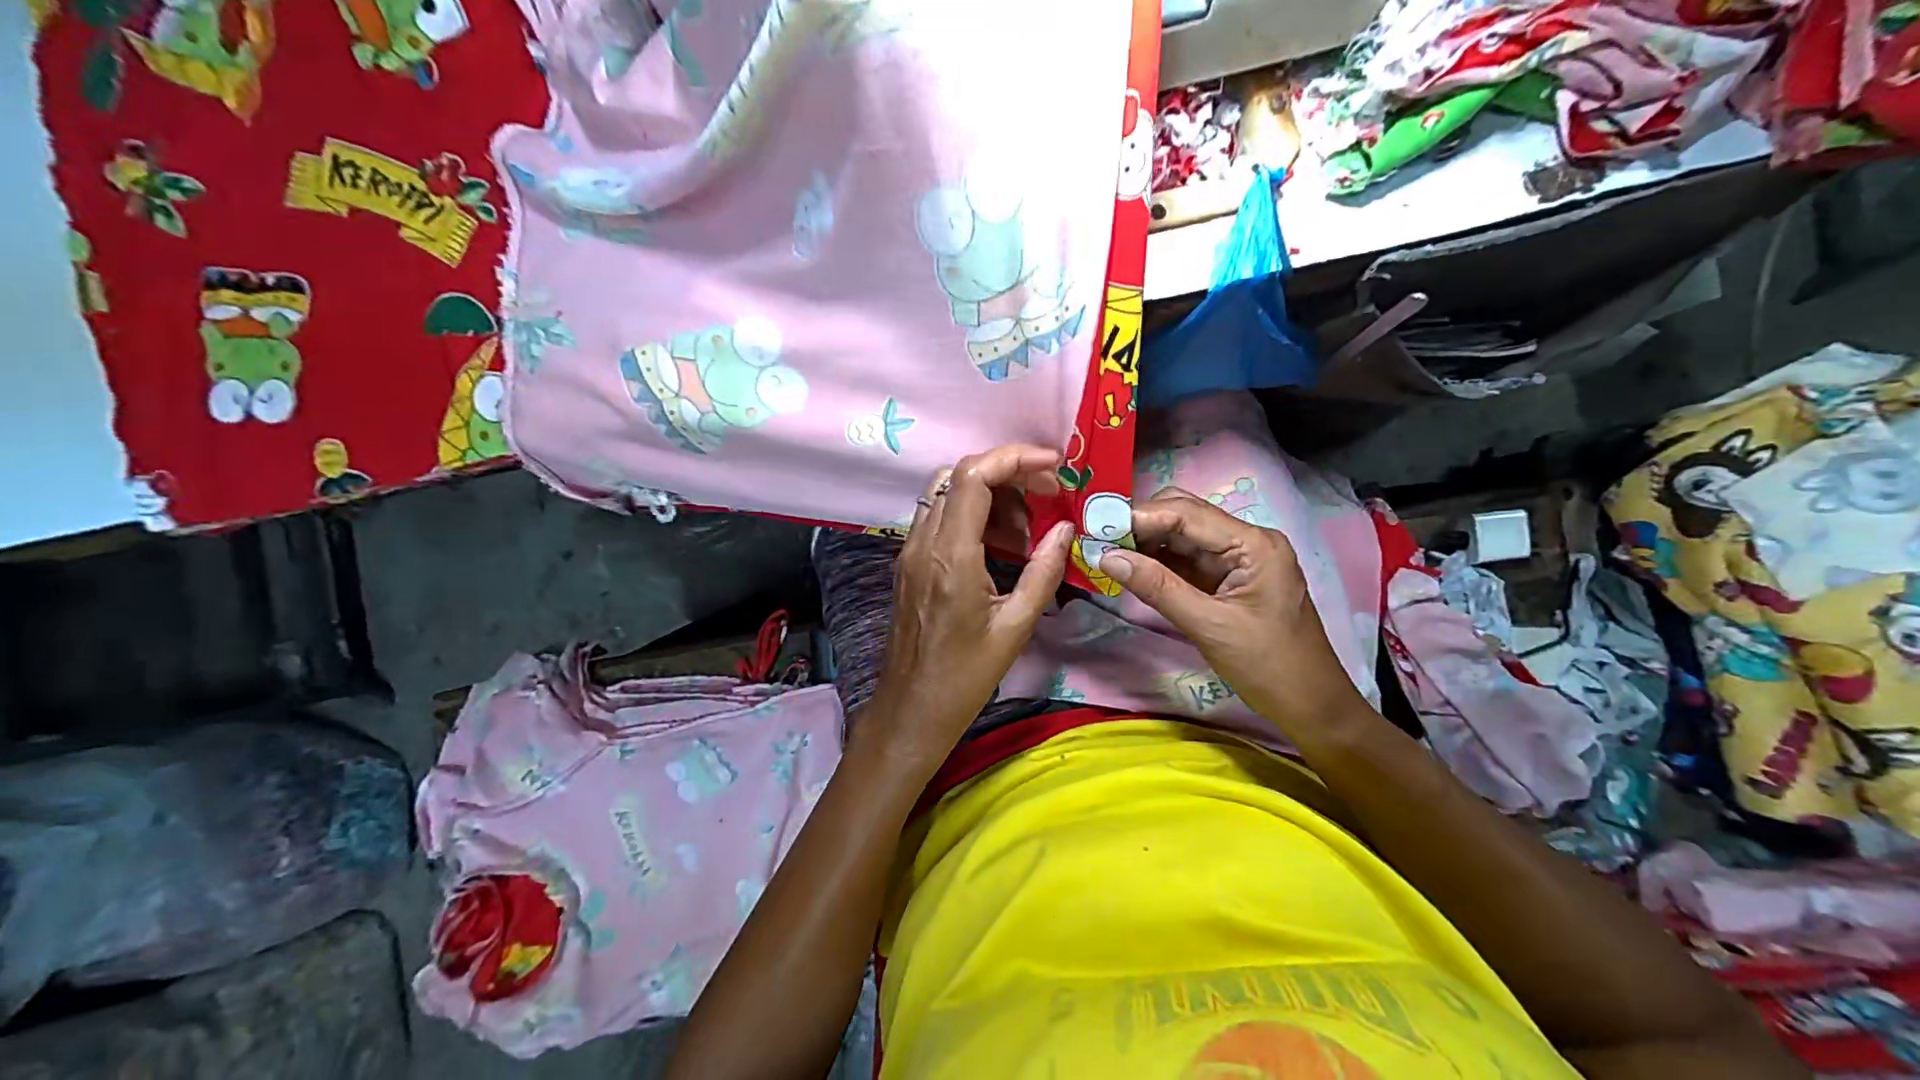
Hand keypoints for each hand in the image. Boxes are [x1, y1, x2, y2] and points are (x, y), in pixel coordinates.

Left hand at [864, 444, 1074, 770]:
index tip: (1054, 466)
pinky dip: (972, 514)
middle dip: (1007, 473)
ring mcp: (910, 552)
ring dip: (990, 494)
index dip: (1015, 457)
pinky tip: (1001, 545)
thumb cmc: (965, 677)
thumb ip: (1043, 571)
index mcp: (950, 557)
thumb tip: (1065, 527)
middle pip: (959, 475)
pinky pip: (940, 518)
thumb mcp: (1015, 627)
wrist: (911, 710)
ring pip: (946, 493)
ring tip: (1028, 528)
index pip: (973, 476)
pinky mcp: (909, 564)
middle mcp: (923, 544)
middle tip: (1047, 496)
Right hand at [1098, 488, 1362, 730]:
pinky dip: (1158, 563)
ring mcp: (1238, 559)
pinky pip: (1186, 560)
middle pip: (1183, 515)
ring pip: (1181, 537)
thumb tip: (1107, 557)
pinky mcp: (1228, 579)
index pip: (1186, 513)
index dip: (1139, 517)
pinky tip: (1132, 569)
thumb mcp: (1208, 626)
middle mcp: (1246, 541)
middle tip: (1098, 542)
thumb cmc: (1268, 666)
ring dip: (1145, 544)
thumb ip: (1157, 587)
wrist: (1311, 706)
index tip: (1096, 528)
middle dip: (1140, 525)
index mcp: (1253, 544)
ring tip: (1106, 554)